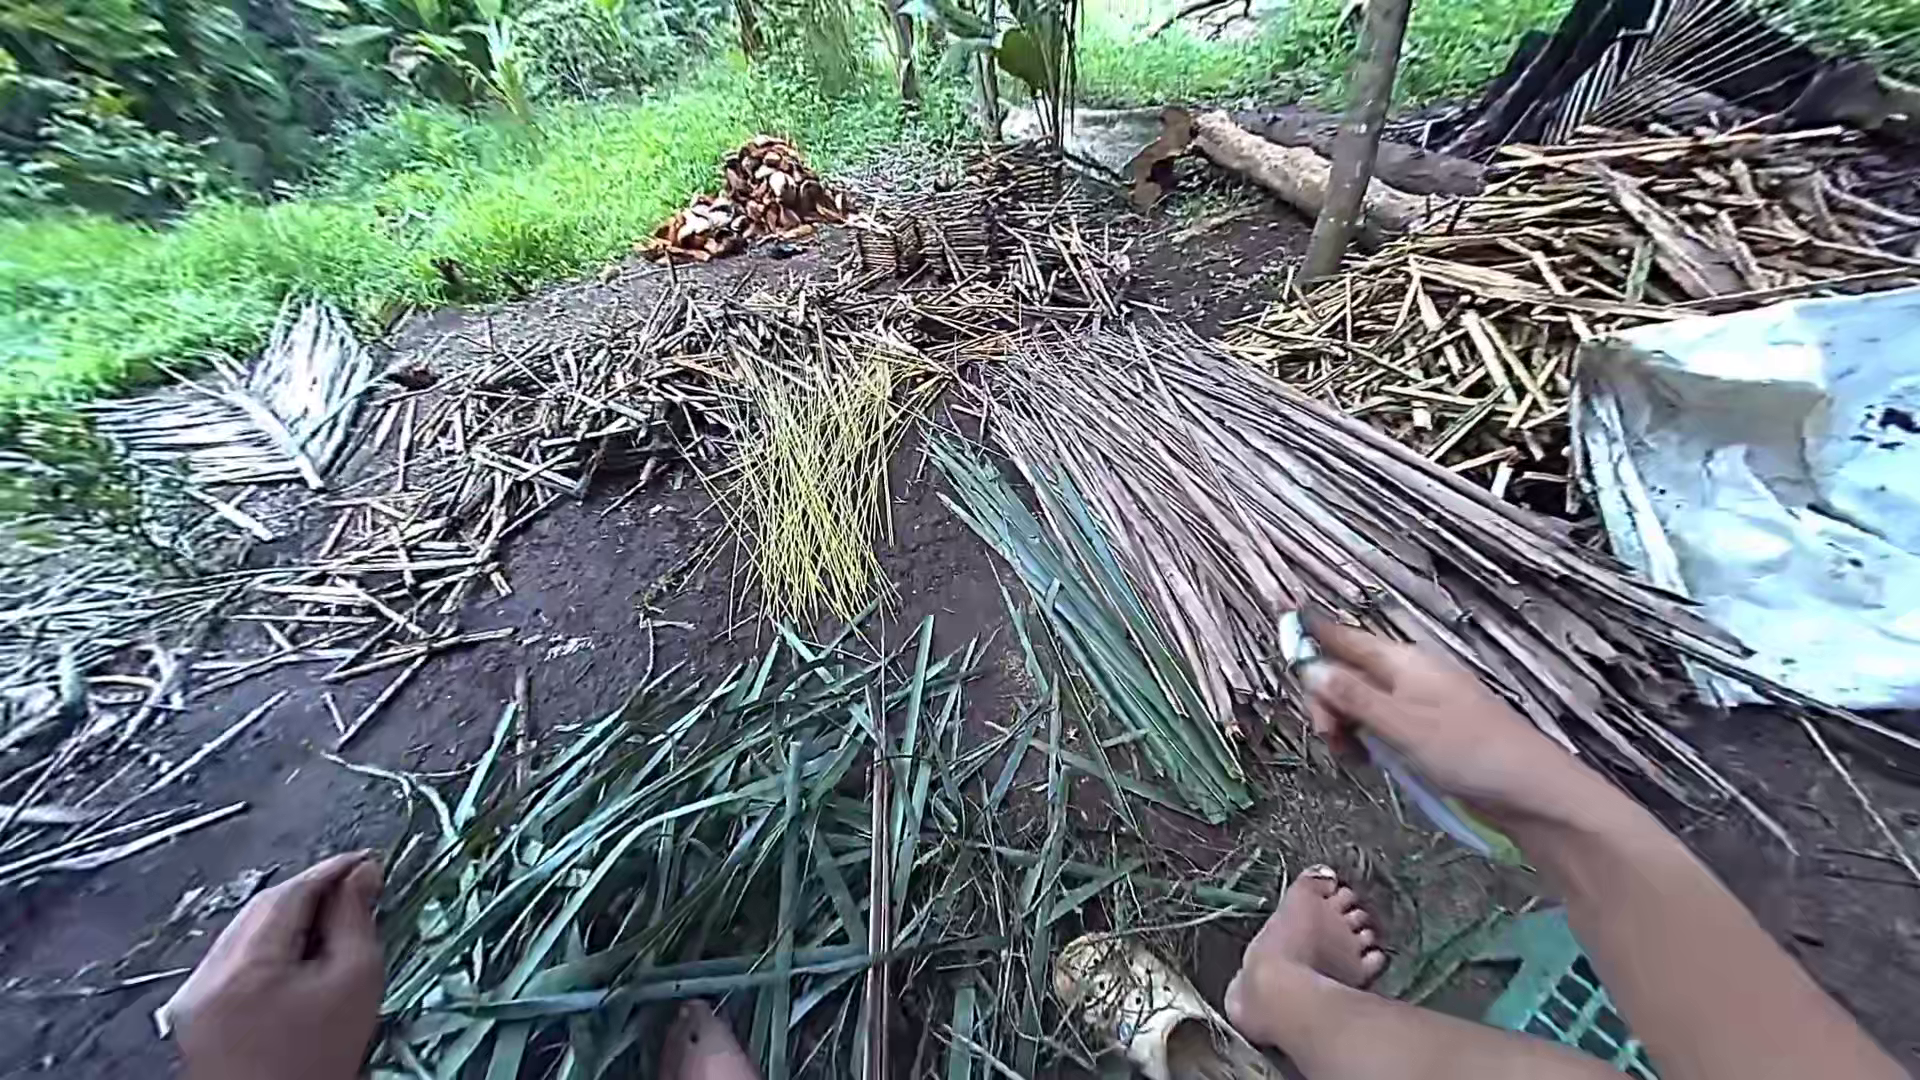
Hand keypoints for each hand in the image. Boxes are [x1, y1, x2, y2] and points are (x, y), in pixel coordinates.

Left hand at [165, 851, 384, 1079]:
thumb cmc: (326, 1043)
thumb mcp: (356, 970)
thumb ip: (354, 915)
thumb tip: (364, 870)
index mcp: (243, 969)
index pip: (289, 895)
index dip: (333, 869)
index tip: (373, 857)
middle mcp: (204, 978)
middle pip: (262, 908)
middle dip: (314, 886)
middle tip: (363, 878)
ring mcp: (193, 996)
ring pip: (248, 926)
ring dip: (296, 907)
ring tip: (342, 904)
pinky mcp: (197, 1009)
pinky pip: (239, 951)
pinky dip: (277, 933)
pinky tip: (309, 936)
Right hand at [1300, 612, 1607, 826]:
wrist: (1540, 798)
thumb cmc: (1470, 752)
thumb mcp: (1402, 726)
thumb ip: (1351, 696)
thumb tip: (1308, 667)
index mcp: (1399, 661)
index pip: (1340, 635)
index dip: (1307, 628)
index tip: (1277, 615)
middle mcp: (1401, 674)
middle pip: (1339, 672)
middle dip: (1324, 701)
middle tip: (1330, 737)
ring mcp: (1411, 700)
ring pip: (1353, 700)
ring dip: (1341, 725)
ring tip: (1351, 756)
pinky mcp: (1419, 727)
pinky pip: (1372, 722)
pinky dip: (1361, 738)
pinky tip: (1366, 761)